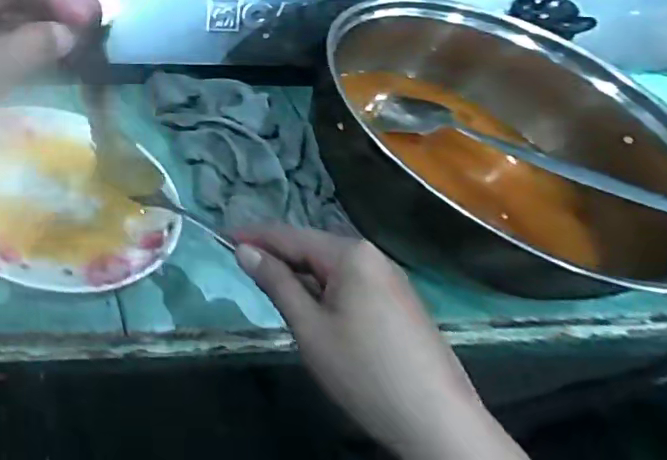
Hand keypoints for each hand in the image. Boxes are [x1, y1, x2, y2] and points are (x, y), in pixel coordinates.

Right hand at [234, 227, 523, 459]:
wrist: (444, 430)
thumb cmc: (366, 372)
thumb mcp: (309, 327)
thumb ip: (275, 282)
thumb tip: (245, 250)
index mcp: (350, 254)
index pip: (289, 235)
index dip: (253, 236)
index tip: (222, 238)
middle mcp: (373, 257)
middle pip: (311, 248)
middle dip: (278, 256)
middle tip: (243, 265)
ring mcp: (392, 281)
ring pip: (331, 268)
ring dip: (301, 275)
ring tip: (272, 287)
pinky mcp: (402, 306)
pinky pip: (351, 284)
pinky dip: (325, 290)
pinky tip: (314, 309)